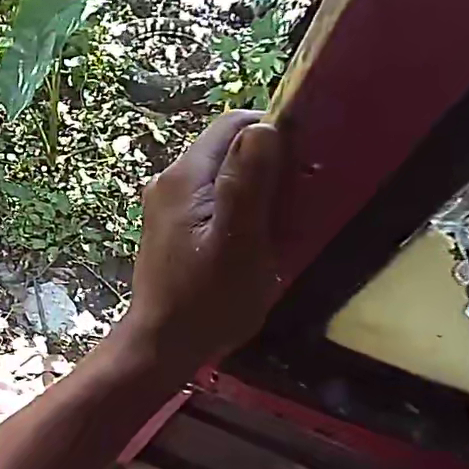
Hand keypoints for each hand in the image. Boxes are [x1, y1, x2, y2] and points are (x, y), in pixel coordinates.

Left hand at [120, 110, 282, 368]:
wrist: (162, 343)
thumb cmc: (206, 300)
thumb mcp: (238, 243)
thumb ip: (249, 184)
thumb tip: (266, 127)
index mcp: (183, 177)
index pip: (233, 125)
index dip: (274, 132)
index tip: (305, 164)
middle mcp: (169, 181)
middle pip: (229, 149)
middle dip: (269, 167)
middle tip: (296, 205)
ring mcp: (167, 205)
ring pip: (224, 177)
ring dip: (258, 193)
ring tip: (279, 229)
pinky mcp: (172, 226)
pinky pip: (214, 202)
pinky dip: (240, 212)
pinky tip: (255, 242)